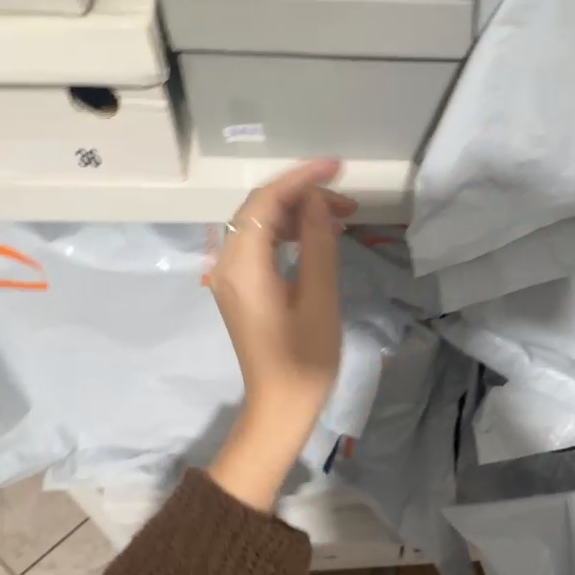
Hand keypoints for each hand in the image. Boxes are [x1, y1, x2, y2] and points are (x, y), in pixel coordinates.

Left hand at [206, 159, 358, 510]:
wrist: (279, 408)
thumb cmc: (304, 361)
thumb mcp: (320, 301)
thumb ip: (318, 245)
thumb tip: (317, 201)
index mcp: (243, 267)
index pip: (265, 203)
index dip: (300, 178)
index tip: (337, 167)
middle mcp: (228, 265)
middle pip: (258, 210)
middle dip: (302, 194)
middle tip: (347, 198)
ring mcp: (232, 279)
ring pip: (260, 226)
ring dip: (298, 214)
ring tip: (341, 216)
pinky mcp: (242, 291)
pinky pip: (261, 247)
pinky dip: (289, 234)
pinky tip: (319, 237)